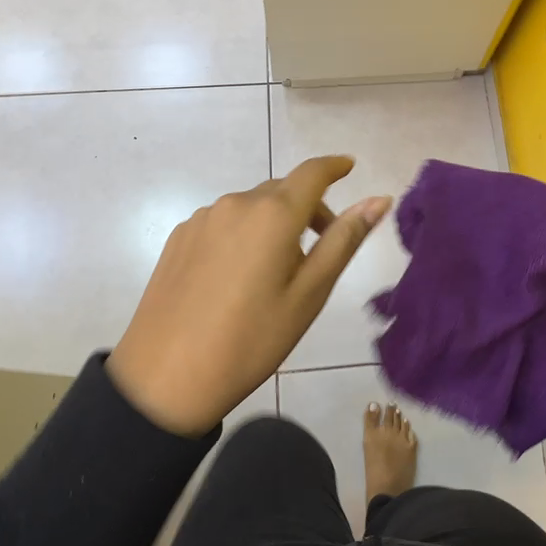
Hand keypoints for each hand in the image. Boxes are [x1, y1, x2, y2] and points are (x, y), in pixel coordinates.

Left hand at [109, 156, 391, 435]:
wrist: (165, 379)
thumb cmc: (251, 340)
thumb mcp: (309, 295)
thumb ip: (344, 241)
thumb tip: (380, 199)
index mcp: (272, 214)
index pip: (312, 172)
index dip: (334, 166)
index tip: (349, 166)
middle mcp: (235, 203)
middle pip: (282, 190)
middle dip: (308, 208)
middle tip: (322, 249)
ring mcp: (201, 219)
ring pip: (251, 208)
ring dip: (273, 224)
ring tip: (275, 274)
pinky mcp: (179, 238)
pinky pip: (223, 223)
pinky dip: (243, 235)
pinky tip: (237, 279)